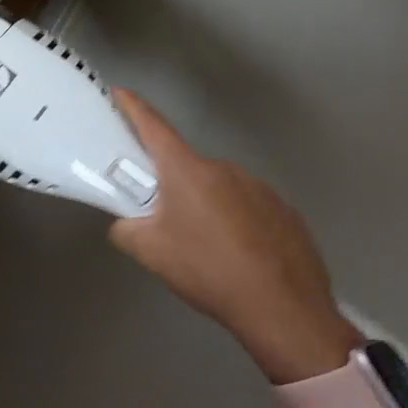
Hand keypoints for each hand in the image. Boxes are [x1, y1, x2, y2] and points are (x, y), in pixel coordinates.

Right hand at [107, 89, 361, 384]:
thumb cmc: (209, 273)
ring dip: (209, 203)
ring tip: (210, 245)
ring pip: (220, 188)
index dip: (132, 107)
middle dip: (173, 183)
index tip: (118, 92)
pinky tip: (243, 255)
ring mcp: (261, 189)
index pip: (153, 126)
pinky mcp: (288, 213)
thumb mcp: (149, 252)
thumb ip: (124, 227)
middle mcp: (224, 169)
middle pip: (186, 165)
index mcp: (186, 170)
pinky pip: (251, 207)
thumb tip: (123, 220)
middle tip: (167, 216)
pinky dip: (240, 221)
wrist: (286, 315)